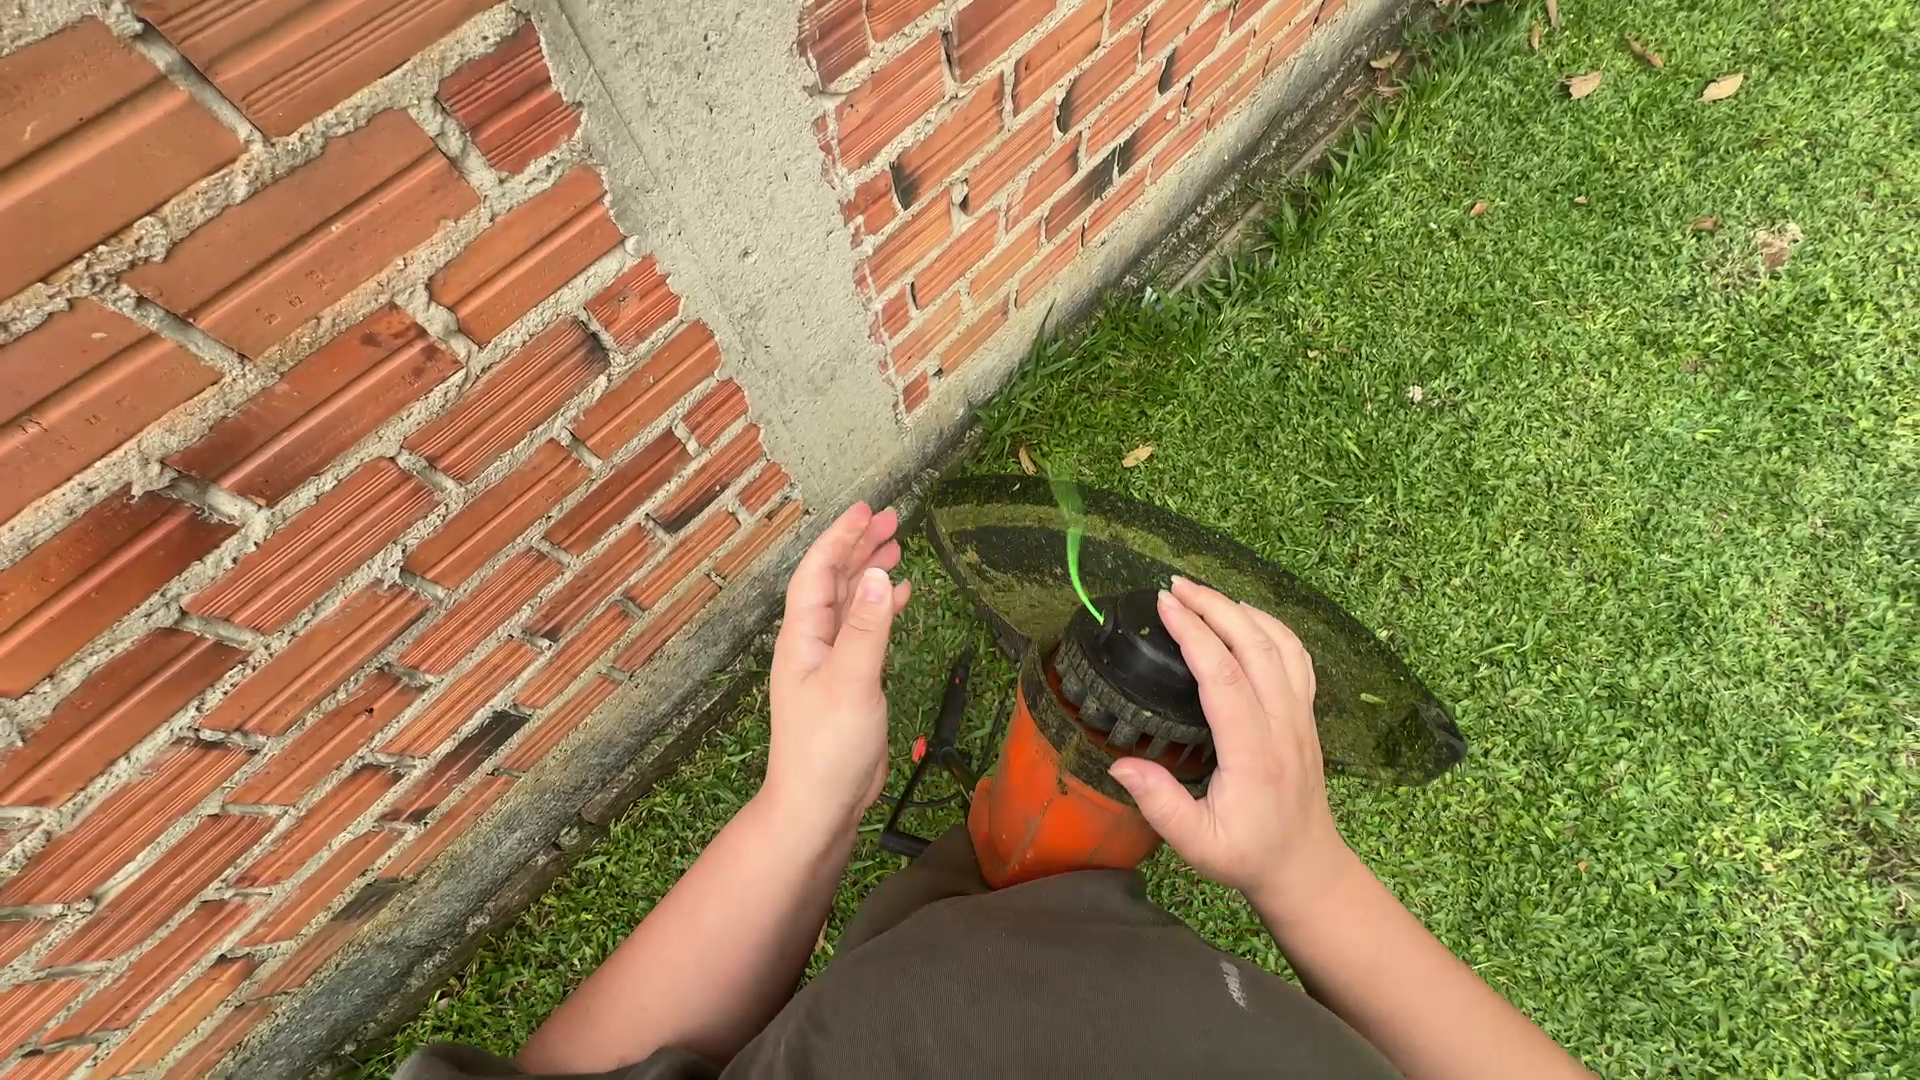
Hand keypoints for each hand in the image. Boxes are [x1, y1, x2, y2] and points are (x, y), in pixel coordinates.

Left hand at [764, 503, 911, 833]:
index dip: (840, 538)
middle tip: (891, 517)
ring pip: (849, 602)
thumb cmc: (828, 746)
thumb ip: (866, 629)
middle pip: (834, 580)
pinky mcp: (850, 678)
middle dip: (859, 546)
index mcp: (803, 636)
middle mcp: (813, 641)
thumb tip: (877, 573)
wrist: (819, 805)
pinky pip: (864, 629)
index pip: (818, 572)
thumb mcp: (851, 683)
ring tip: (897, 544)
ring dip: (869, 571)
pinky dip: (880, 607)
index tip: (867, 510)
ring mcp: (831, 660)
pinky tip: (899, 593)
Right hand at [1107, 577, 1356, 921]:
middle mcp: (1282, 724)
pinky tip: (1244, 616)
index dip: (1194, 633)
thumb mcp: (1197, 844)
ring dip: (1240, 610)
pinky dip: (1271, 624)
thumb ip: (1160, 805)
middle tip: (1174, 586)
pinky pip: (1296, 655)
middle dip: (1213, 607)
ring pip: (1280, 644)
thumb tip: (1120, 764)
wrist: (1306, 866)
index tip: (1164, 605)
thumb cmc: (1247, 854)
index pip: (1224, 676)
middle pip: (1254, 645)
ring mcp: (1300, 715)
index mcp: (1253, 752)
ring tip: (1201, 593)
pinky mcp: (1305, 713)